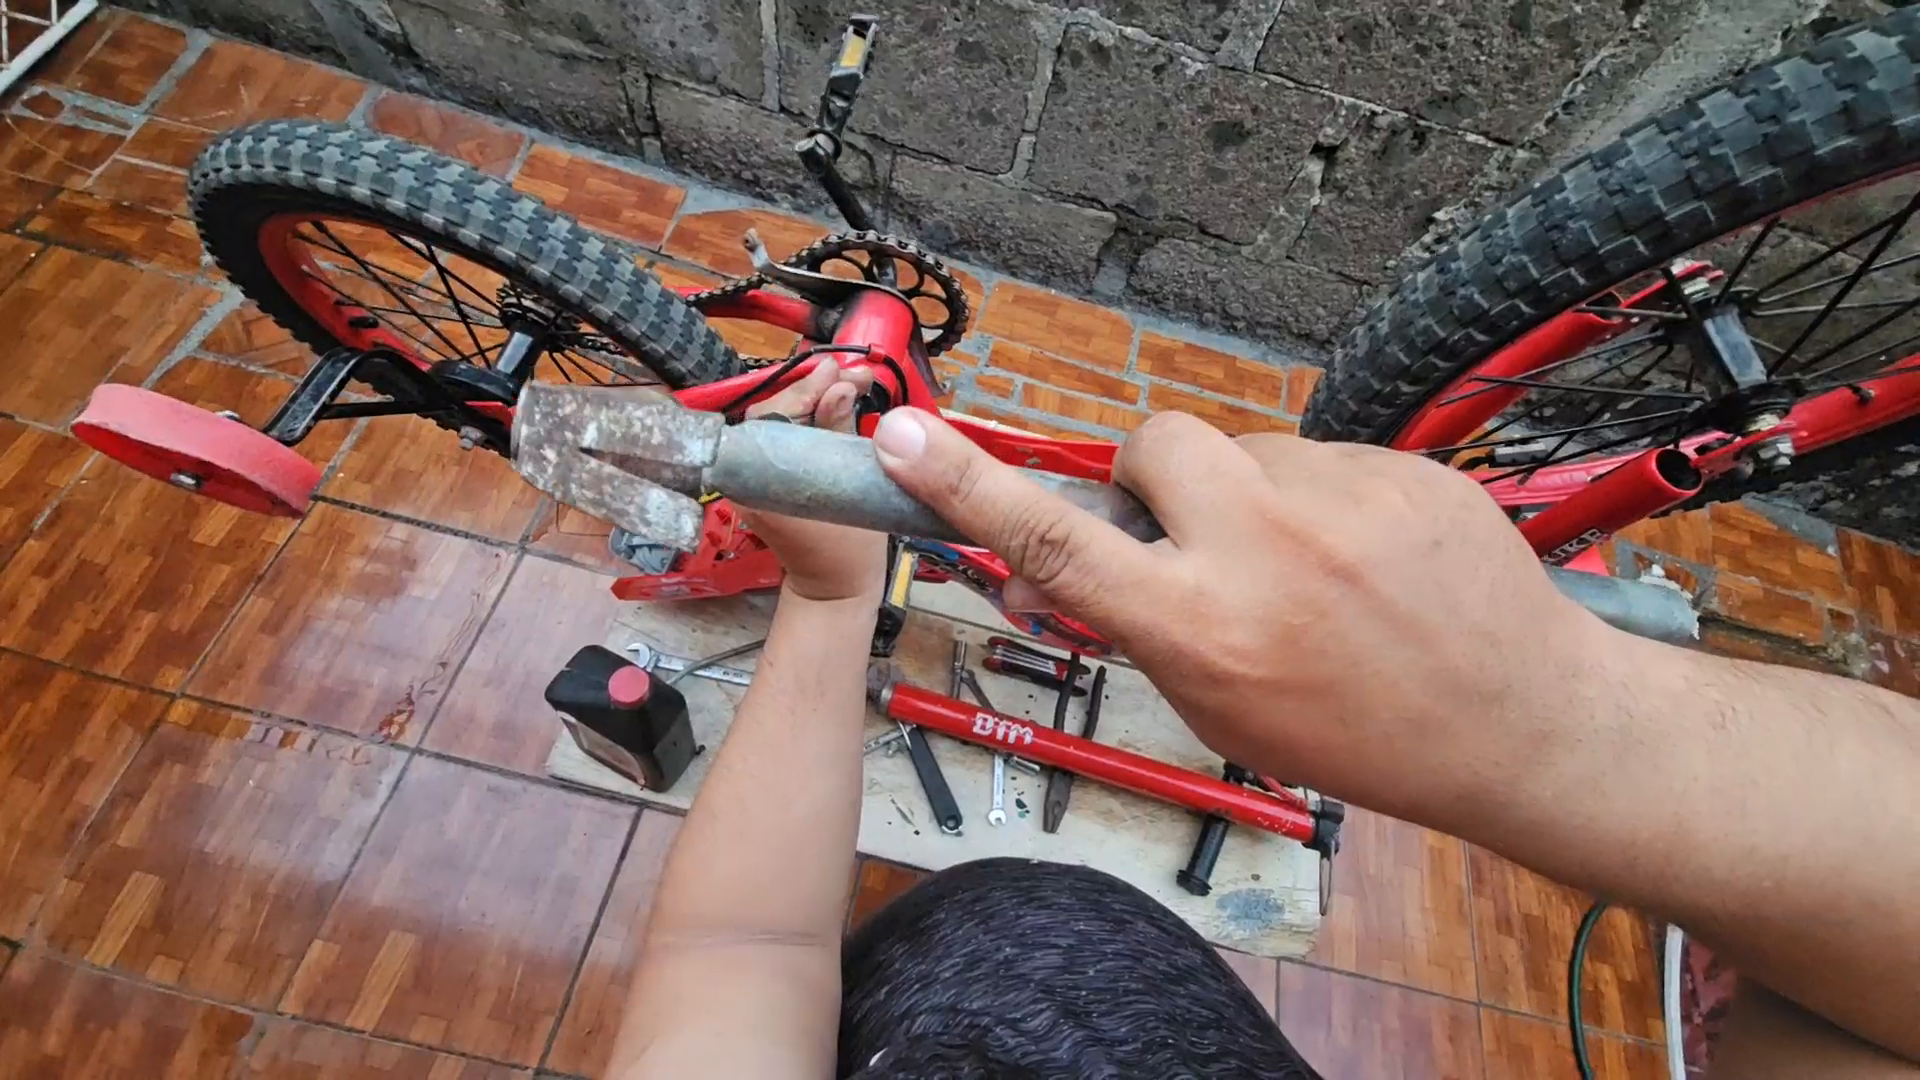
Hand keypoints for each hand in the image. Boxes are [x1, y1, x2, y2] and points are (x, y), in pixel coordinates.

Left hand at [742, 360, 889, 602]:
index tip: (838, 371)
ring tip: (855, 382)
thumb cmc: (847, 552)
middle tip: (853, 373)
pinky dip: (818, 417)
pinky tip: (843, 401)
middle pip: (775, 414)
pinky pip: (793, 437)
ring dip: (819, 399)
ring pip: (785, 422)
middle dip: (815, 389)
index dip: (805, 390)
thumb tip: (839, 387)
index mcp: (756, 478)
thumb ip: (840, 435)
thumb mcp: (852, 491)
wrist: (835, 593)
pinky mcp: (777, 477)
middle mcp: (749, 473)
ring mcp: (761, 475)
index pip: (770, 416)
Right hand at [869, 407, 1620, 823]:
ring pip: (1239, 447)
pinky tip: (1361, 550)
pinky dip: (1310, 492)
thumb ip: (1132, 623)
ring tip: (1302, 557)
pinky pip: (1310, 453)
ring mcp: (1337, 493)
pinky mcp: (1398, 463)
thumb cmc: (1345, 735)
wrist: (1518, 718)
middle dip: (1152, 477)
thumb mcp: (1210, 705)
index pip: (1054, 542)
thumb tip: (1058, 570)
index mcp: (1198, 625)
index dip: (968, 487)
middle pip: (1153, 441)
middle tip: (1192, 529)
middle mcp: (1257, 546)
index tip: (904, 439)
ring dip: (1241, 491)